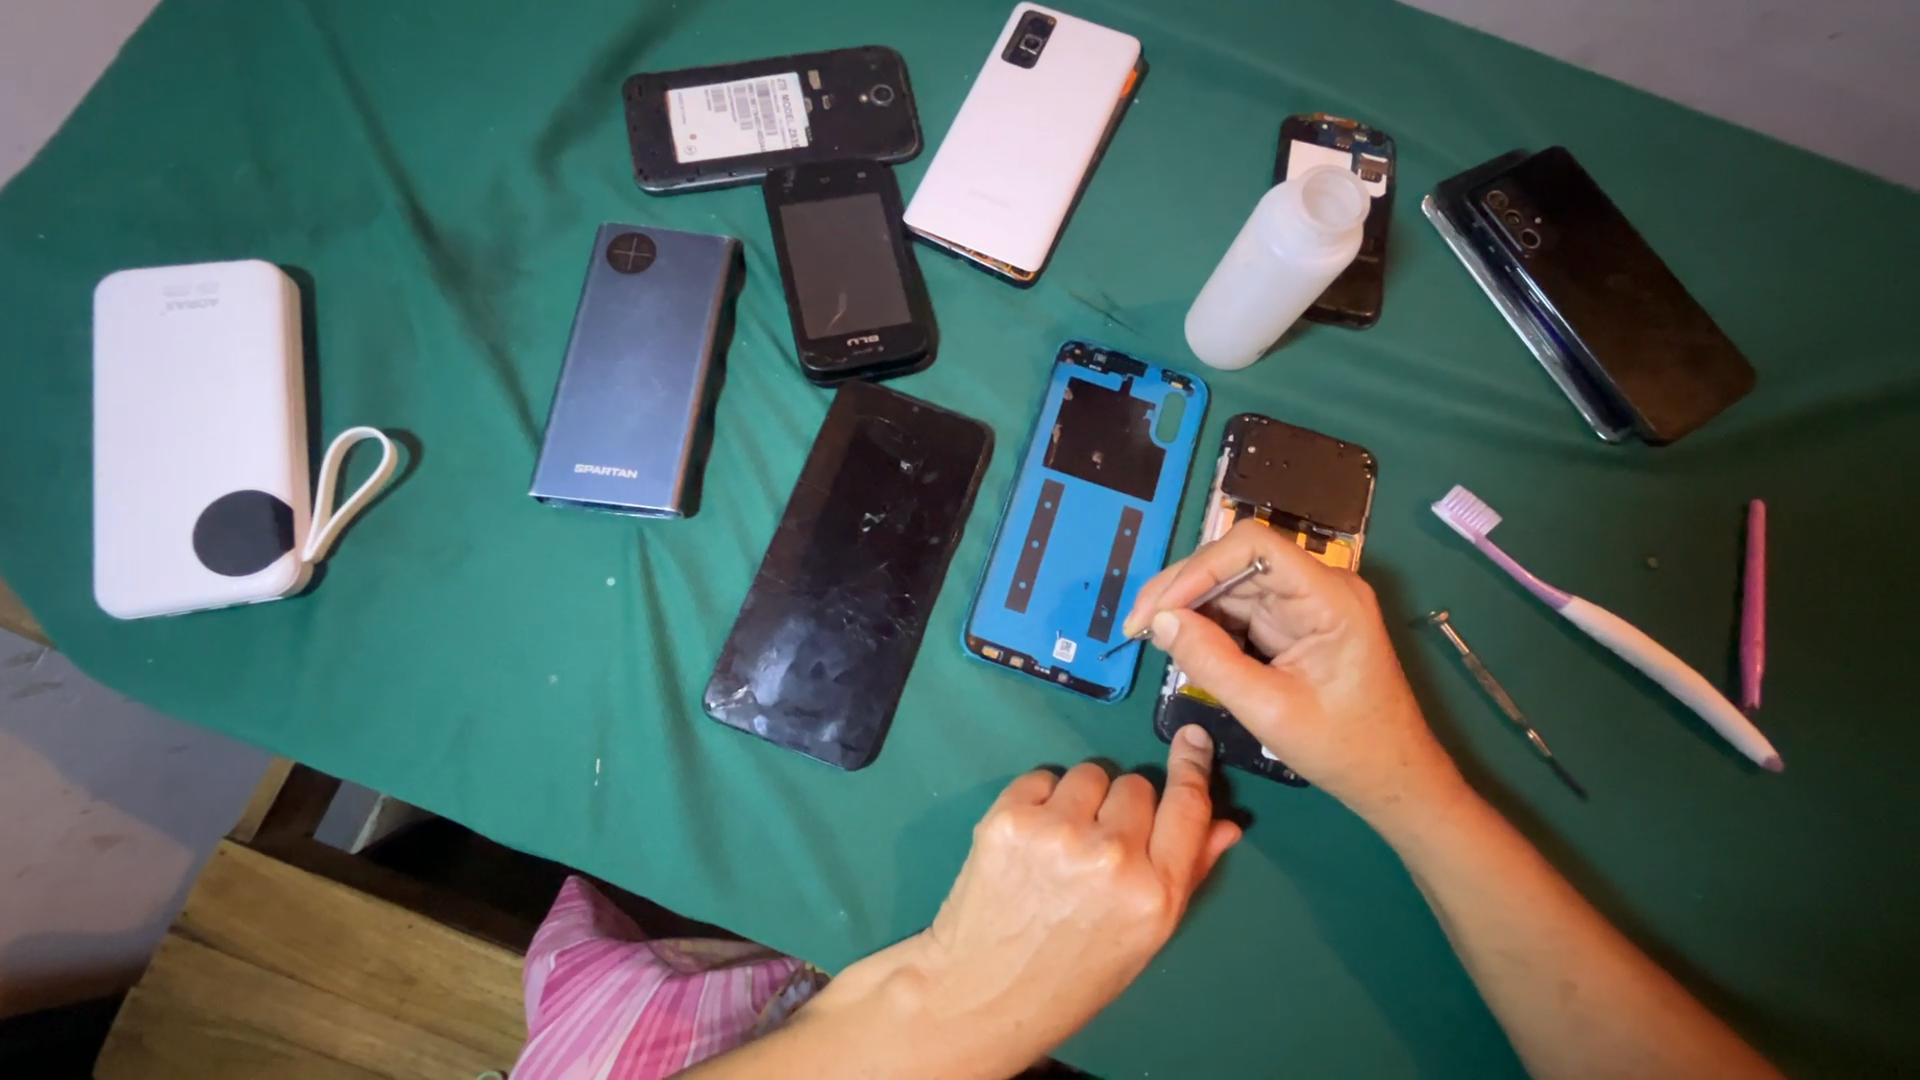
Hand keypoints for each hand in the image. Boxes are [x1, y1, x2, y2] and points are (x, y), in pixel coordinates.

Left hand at [870, 728, 1239, 1076]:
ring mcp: (1057, 832)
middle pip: (1135, 786)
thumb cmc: (1074, 971)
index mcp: (1153, 894)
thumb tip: (1226, 824)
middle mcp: (1110, 857)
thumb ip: (1188, 874)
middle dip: (1121, 807)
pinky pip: (1043, 776)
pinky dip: (1040, 798)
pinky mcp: (1009, 816)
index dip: (1192, 767)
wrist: (986, 990)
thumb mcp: (1144, 937)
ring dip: (1080, 798)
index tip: (1192, 737)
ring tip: (1060, 845)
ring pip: (1089, 774)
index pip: (1187, 807)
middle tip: (1097, 846)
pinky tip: (1030, 840)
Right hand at [1123, 519, 1463, 827]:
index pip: (1253, 547)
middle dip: (1179, 589)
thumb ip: (1211, 663)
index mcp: (1327, 598)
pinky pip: (1235, 608)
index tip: (1161, 609)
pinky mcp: (1289, 621)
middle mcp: (1314, 586)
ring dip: (1184, 606)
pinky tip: (1176, 643)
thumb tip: (1159, 622)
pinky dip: (1201, 623)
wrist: (1391, 779)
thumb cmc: (1344, 748)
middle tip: (1137, 627)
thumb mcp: (1269, 710)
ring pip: (1227, 583)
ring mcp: (1301, 602)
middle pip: (1232, 562)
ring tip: (1149, 636)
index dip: (1199, 568)